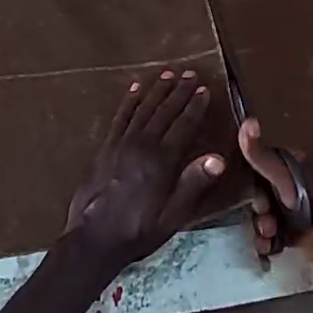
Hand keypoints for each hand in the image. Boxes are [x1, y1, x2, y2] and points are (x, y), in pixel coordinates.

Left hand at [64, 70, 225, 272]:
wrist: (93, 238)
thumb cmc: (138, 231)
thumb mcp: (172, 216)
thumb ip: (193, 185)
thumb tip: (219, 158)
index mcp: (161, 161)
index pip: (183, 126)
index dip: (195, 107)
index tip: (205, 90)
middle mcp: (142, 145)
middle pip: (164, 111)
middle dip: (179, 91)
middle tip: (191, 74)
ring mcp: (121, 143)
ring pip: (143, 109)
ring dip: (157, 90)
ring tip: (168, 74)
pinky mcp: (106, 147)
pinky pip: (120, 116)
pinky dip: (129, 100)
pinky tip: (135, 88)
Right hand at [239, 118, 312, 284]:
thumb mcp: (293, 184)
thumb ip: (266, 159)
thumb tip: (247, 123)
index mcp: (301, 166)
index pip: (266, 160)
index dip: (254, 174)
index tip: (249, 189)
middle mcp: (298, 186)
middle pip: (262, 190)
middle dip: (258, 206)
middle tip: (265, 217)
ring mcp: (299, 212)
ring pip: (266, 213)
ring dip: (261, 225)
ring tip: (269, 236)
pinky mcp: (300, 236)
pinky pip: (274, 234)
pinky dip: (268, 241)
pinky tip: (269, 248)